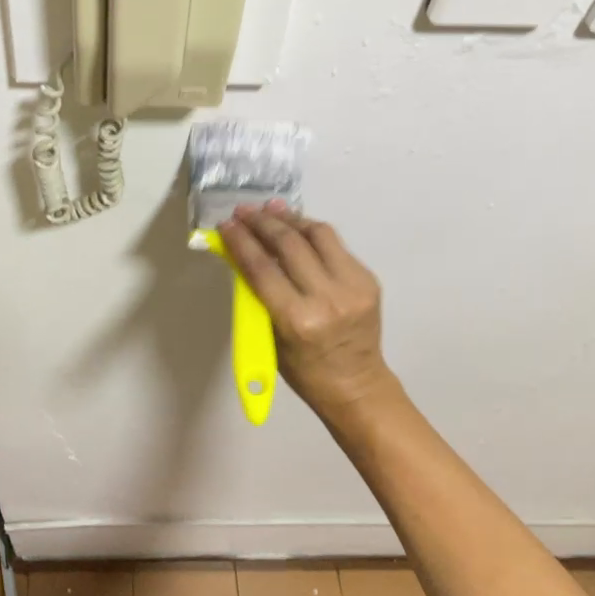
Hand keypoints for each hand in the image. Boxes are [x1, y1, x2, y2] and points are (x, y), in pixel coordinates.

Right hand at [217, 204, 392, 416]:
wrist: (356, 386)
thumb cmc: (304, 372)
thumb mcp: (271, 338)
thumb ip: (260, 297)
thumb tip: (245, 256)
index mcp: (298, 320)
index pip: (262, 268)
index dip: (241, 242)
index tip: (226, 225)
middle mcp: (328, 298)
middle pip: (290, 244)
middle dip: (262, 222)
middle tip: (243, 211)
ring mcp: (353, 286)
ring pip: (318, 235)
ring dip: (291, 219)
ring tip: (270, 210)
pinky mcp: (368, 280)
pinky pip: (336, 247)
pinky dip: (312, 233)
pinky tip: (296, 228)